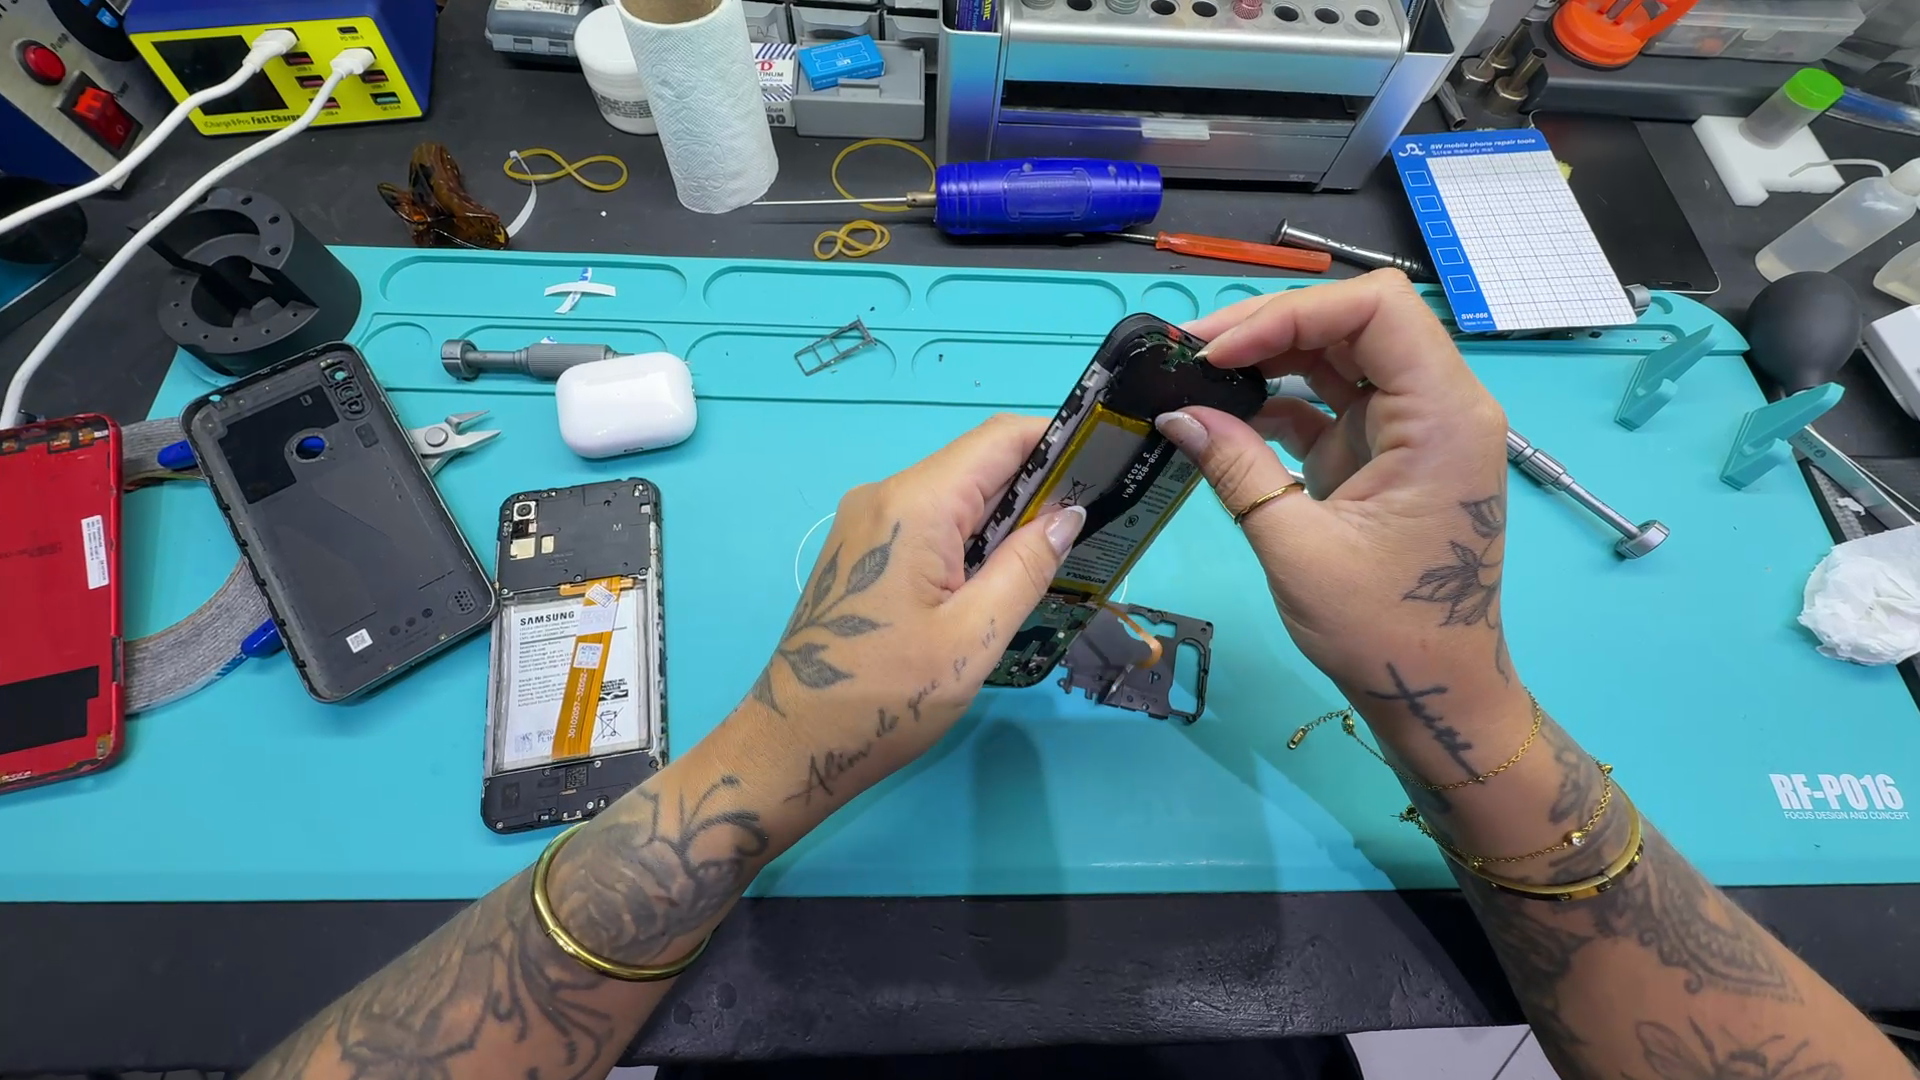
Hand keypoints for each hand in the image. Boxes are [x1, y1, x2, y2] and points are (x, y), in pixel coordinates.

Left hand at [745, 414, 1085, 806]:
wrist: (796, 741)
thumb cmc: (888, 695)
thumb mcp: (974, 636)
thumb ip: (1026, 567)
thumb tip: (1068, 516)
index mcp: (914, 505)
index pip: (998, 439)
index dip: (1055, 442)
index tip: (1102, 465)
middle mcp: (885, 495)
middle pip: (976, 465)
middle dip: (1037, 485)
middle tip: (1090, 520)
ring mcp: (867, 520)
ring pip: (954, 495)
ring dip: (1005, 515)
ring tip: (1055, 550)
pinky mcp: (862, 548)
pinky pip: (928, 521)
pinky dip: (971, 536)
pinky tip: (999, 571)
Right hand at [1152, 271, 1514, 708]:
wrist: (1431, 686)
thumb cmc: (1380, 627)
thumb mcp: (1296, 545)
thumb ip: (1236, 469)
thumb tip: (1174, 415)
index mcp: (1441, 417)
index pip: (1375, 310)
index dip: (1289, 313)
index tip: (1218, 353)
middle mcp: (1435, 405)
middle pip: (1352, 322)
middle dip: (1268, 326)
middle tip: (1189, 351)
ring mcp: (1405, 428)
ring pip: (1336, 356)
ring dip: (1267, 356)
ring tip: (1197, 372)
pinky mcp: (1378, 452)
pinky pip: (1326, 402)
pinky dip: (1273, 400)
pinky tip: (1225, 413)